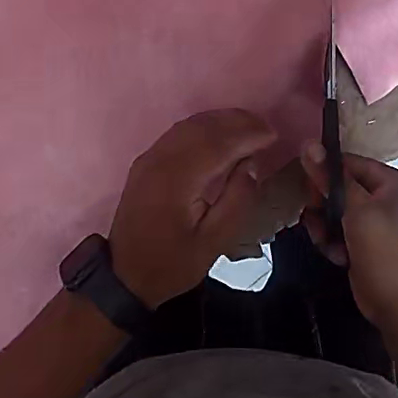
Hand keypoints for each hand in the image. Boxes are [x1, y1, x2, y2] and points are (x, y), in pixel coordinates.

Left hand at [108, 109, 276, 306]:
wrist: (124, 277)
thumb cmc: (173, 262)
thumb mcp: (214, 242)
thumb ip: (237, 200)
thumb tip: (251, 164)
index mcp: (176, 180)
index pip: (217, 143)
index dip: (248, 134)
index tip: (273, 136)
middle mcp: (159, 160)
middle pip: (203, 126)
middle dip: (238, 121)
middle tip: (267, 128)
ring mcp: (149, 158)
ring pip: (190, 124)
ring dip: (222, 120)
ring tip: (251, 126)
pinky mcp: (146, 161)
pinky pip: (180, 132)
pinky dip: (206, 126)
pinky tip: (223, 133)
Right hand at [299, 144, 397, 332]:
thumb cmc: (384, 251)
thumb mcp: (357, 211)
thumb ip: (332, 178)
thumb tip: (309, 144)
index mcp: (389, 181)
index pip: (347, 162)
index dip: (325, 174)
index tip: (309, 189)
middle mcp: (382, 196)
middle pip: (336, 187)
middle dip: (323, 206)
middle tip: (318, 221)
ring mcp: (372, 220)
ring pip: (332, 211)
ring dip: (325, 228)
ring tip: (329, 244)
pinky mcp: (361, 242)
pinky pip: (336, 231)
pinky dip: (332, 243)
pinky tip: (338, 256)